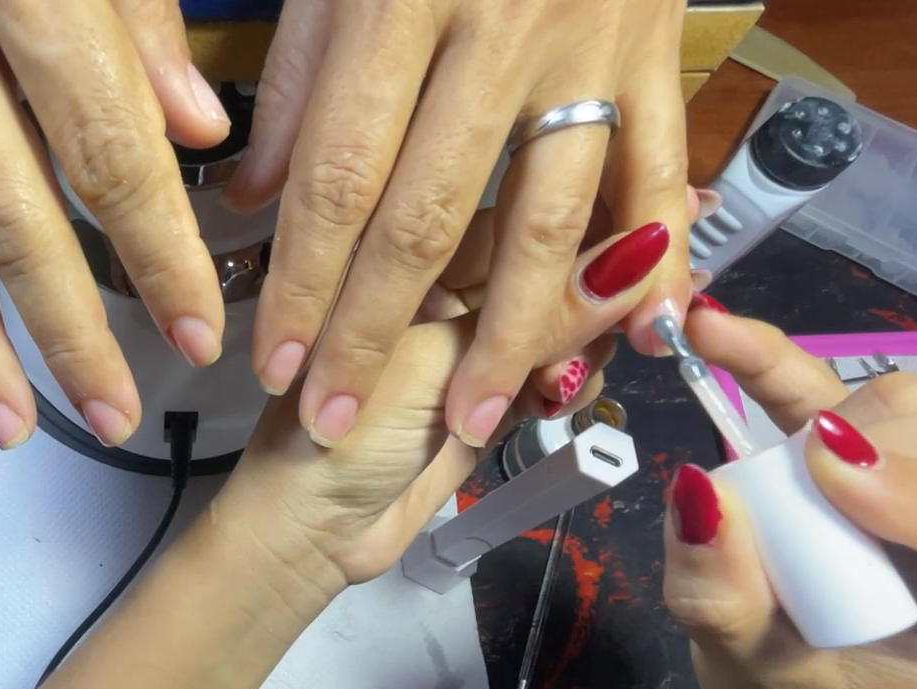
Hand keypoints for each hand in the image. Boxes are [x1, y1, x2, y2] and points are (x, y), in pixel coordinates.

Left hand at [211, 226, 663, 587]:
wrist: (314, 534)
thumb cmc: (345, 438)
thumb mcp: (434, 367)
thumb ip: (533, 317)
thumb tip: (639, 254)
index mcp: (411, 263)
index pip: (514, 220)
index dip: (582, 226)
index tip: (654, 233)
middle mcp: (443, 297)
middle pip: (547, 272)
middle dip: (589, 294)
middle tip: (628, 316)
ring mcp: (467, 352)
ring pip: (555, 327)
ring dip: (580, 344)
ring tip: (568, 374)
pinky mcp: (486, 402)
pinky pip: (547, 377)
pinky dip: (566, 383)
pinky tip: (563, 396)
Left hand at [225, 0, 691, 450]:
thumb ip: (295, 88)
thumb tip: (257, 202)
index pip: (336, 181)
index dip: (303, 285)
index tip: (277, 366)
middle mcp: (504, 29)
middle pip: (425, 223)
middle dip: (375, 337)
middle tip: (337, 422)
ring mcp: (593, 48)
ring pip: (544, 222)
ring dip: (507, 339)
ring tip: (471, 422)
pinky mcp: (659, 54)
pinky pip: (658, 173)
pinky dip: (653, 262)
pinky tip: (638, 339)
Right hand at [662, 311, 916, 688]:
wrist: (796, 688)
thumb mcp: (750, 670)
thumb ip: (723, 599)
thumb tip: (699, 495)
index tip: (818, 471)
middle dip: (876, 453)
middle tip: (774, 490)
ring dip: (835, 424)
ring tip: (768, 483)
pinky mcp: (907, 450)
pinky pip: (856, 384)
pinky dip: (779, 361)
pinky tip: (719, 333)